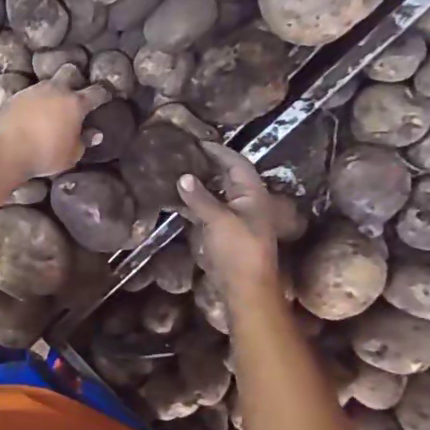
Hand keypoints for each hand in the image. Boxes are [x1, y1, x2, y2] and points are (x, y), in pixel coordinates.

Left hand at [0, 64, 112, 180]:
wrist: (5, 151)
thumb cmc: (44, 155)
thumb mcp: (71, 155)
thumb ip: (84, 141)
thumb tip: (95, 133)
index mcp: (75, 103)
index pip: (97, 92)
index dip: (103, 93)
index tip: (106, 96)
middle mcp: (56, 90)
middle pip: (69, 72)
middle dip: (75, 77)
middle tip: (74, 93)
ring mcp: (33, 90)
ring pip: (48, 82)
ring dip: (52, 91)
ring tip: (50, 106)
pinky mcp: (15, 96)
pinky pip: (30, 94)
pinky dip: (34, 101)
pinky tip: (32, 113)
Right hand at [177, 142, 280, 294]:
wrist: (246, 288)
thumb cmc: (239, 250)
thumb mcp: (219, 220)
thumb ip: (200, 198)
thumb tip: (183, 176)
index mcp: (252, 194)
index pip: (236, 164)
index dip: (219, 151)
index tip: (198, 142)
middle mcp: (245, 202)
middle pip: (226, 177)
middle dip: (208, 165)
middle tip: (183, 154)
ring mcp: (234, 218)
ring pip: (216, 194)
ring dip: (199, 184)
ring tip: (177, 172)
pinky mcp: (223, 233)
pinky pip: (208, 210)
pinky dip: (194, 202)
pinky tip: (178, 199)